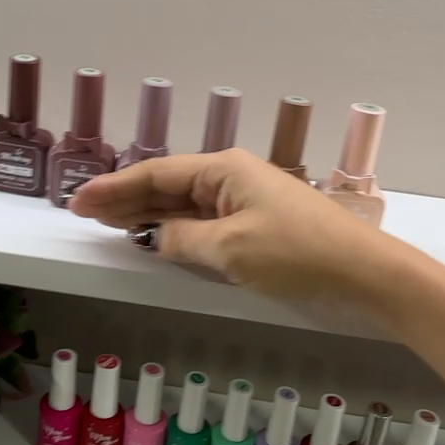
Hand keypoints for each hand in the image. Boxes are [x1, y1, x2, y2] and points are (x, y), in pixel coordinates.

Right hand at [68, 148, 390, 304]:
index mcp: (223, 170)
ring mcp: (245, 202)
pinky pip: (204, 222)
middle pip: (166, 185)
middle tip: (83, 211)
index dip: (114, 188)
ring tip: (107, 221)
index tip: (79, 201)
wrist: (365, 274)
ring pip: (184, 205)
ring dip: (146, 213)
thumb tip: (153, 236)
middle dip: (124, 198)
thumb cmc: (298, 254)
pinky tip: (156, 237)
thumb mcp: (231, 249)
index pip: (156, 174)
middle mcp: (231, 178)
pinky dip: (175, 229)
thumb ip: (183, 240)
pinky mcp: (257, 226)